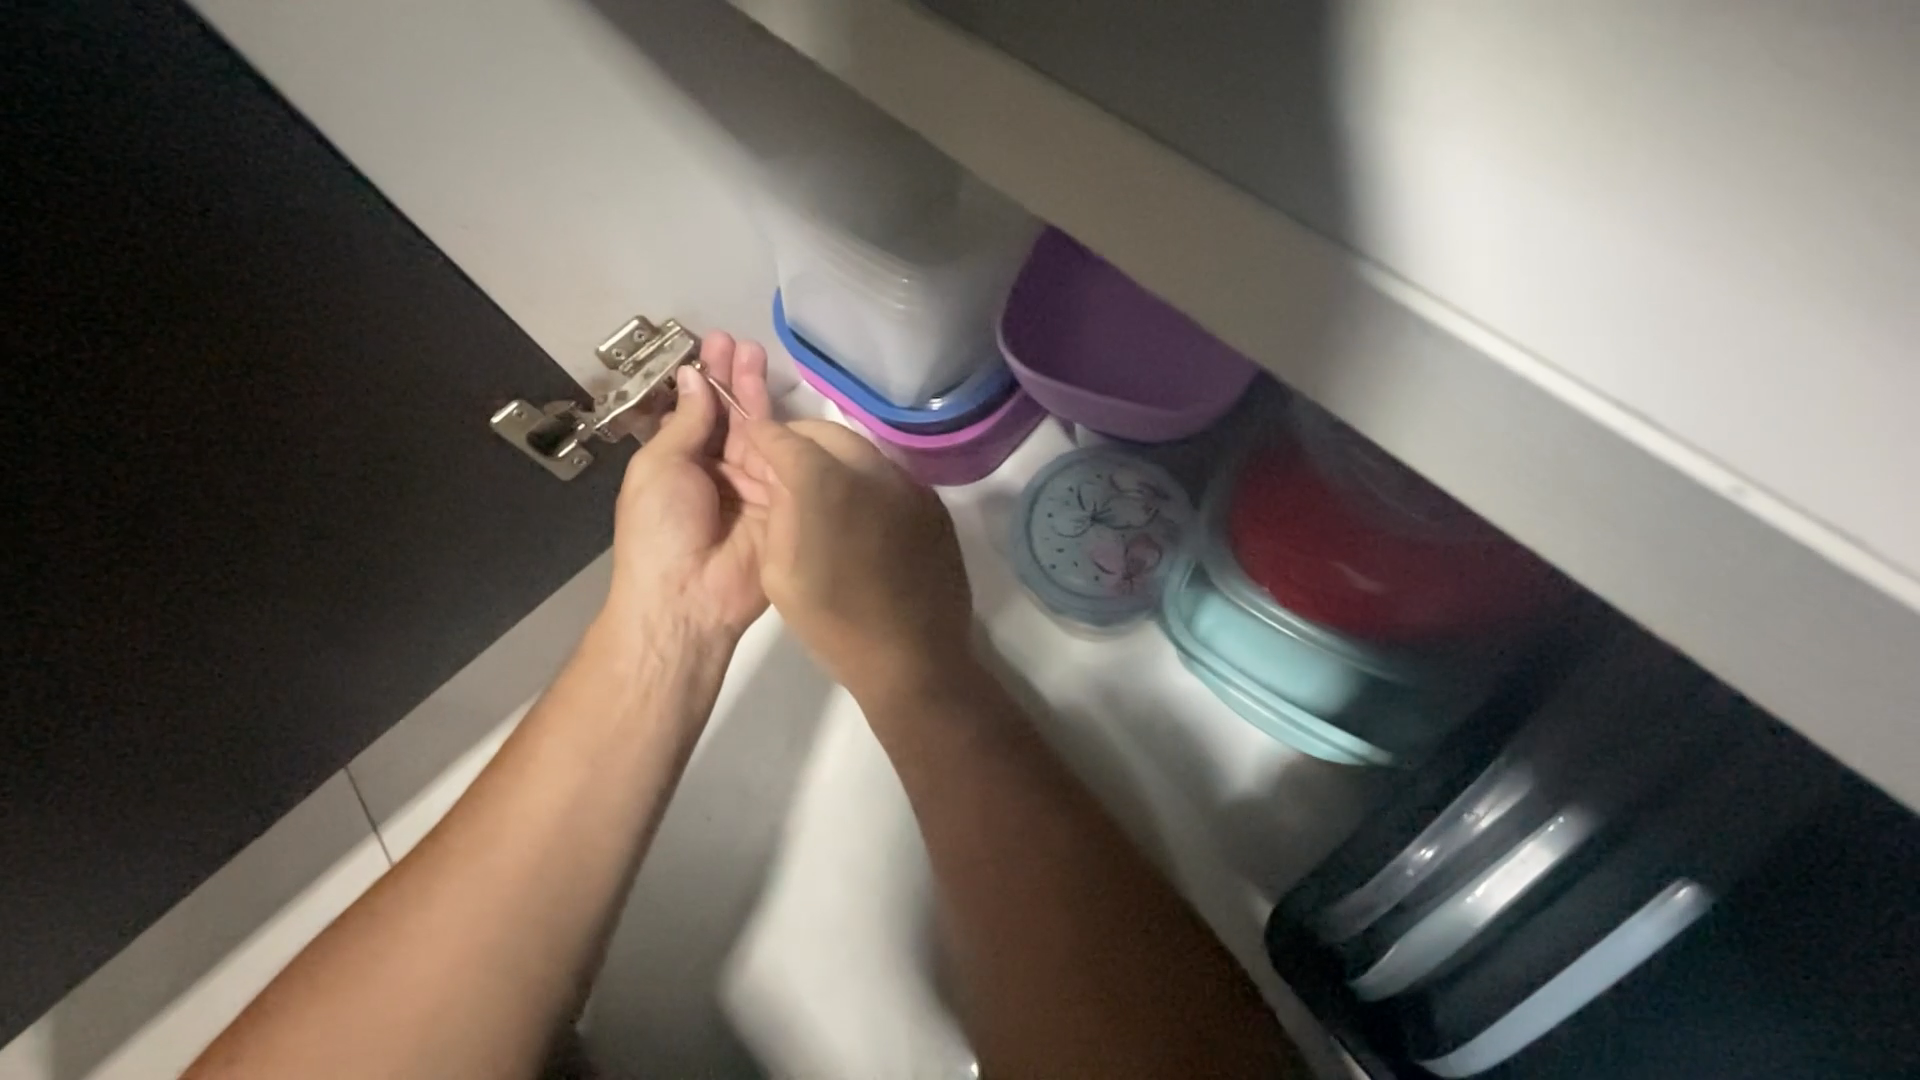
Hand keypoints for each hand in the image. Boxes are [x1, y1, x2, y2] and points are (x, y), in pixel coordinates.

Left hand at [601, 333, 773, 649]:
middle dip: (735, 379)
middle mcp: (720, 472)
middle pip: (732, 418)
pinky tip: (785, 400)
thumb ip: (686, 422)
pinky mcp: (784, 505)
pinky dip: (785, 434)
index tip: (715, 345)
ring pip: (760, 434)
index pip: (699, 413)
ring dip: (758, 395)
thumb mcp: (659, 466)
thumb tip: (692, 378)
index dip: (707, 380)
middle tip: (742, 343)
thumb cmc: (659, 529)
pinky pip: (787, 466)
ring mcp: (754, 488)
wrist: (689, 596)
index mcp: (681, 464)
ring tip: (759, 354)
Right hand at [740, 419, 974, 701]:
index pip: (786, 439)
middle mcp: (875, 471)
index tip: (751, 443)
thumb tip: (785, 485)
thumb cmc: (837, 626)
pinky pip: (894, 477)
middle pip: (830, 433)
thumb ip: (779, 514)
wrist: (915, 659)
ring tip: (821, 486)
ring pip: (866, 451)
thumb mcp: (780, 574)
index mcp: (828, 485)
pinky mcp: (936, 506)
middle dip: (801, 440)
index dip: (763, 438)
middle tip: (783, 462)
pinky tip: (861, 510)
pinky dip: (869, 480)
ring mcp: (912, 487)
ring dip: (838, 458)